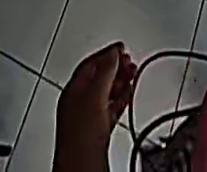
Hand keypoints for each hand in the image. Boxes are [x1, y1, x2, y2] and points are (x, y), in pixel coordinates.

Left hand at [55, 43, 133, 171]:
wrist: (83, 166)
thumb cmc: (80, 135)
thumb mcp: (95, 95)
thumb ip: (105, 71)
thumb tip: (113, 52)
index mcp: (73, 89)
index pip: (91, 63)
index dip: (107, 53)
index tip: (121, 47)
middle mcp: (79, 101)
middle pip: (99, 77)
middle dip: (115, 67)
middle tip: (130, 61)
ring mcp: (88, 117)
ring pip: (106, 93)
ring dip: (120, 82)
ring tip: (133, 74)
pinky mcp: (98, 131)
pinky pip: (111, 109)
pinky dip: (120, 99)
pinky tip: (128, 95)